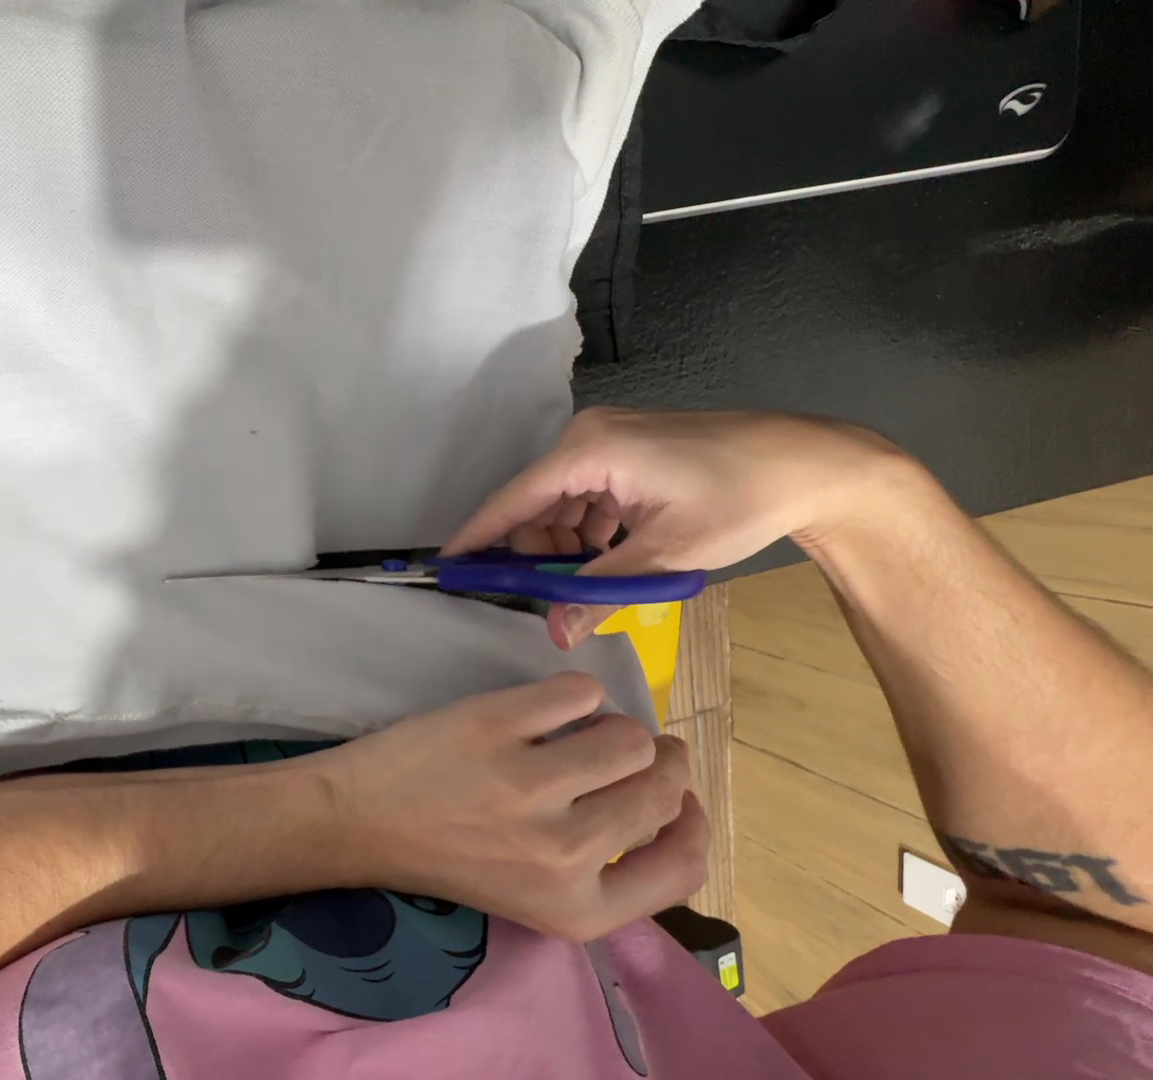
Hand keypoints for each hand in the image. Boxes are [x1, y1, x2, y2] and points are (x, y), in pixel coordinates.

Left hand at [313, 672, 707, 941]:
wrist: (357, 821)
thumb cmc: (445, 855)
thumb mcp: (535, 894)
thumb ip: (603, 866)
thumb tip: (666, 798)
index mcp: (579, 909)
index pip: (684, 867)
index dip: (692, 820)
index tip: (680, 793)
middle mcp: (563, 854)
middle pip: (660, 788)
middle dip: (658, 760)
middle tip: (633, 745)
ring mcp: (527, 786)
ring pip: (628, 736)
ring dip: (616, 725)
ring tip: (581, 729)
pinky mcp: (493, 726)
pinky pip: (577, 690)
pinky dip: (574, 691)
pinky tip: (548, 705)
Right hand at [442, 407, 912, 647]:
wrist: (813, 464)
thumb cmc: (740, 501)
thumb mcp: (666, 555)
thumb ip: (600, 592)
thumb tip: (555, 633)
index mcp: (588, 451)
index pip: (514, 499)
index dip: (478, 536)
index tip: (447, 566)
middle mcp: (585, 437)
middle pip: (533, 503)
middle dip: (534, 551)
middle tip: (547, 595)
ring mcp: (604, 441)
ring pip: (556, 502)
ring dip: (562, 545)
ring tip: (587, 581)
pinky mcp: (622, 451)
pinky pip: (581, 495)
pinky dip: (584, 530)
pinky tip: (606, 556)